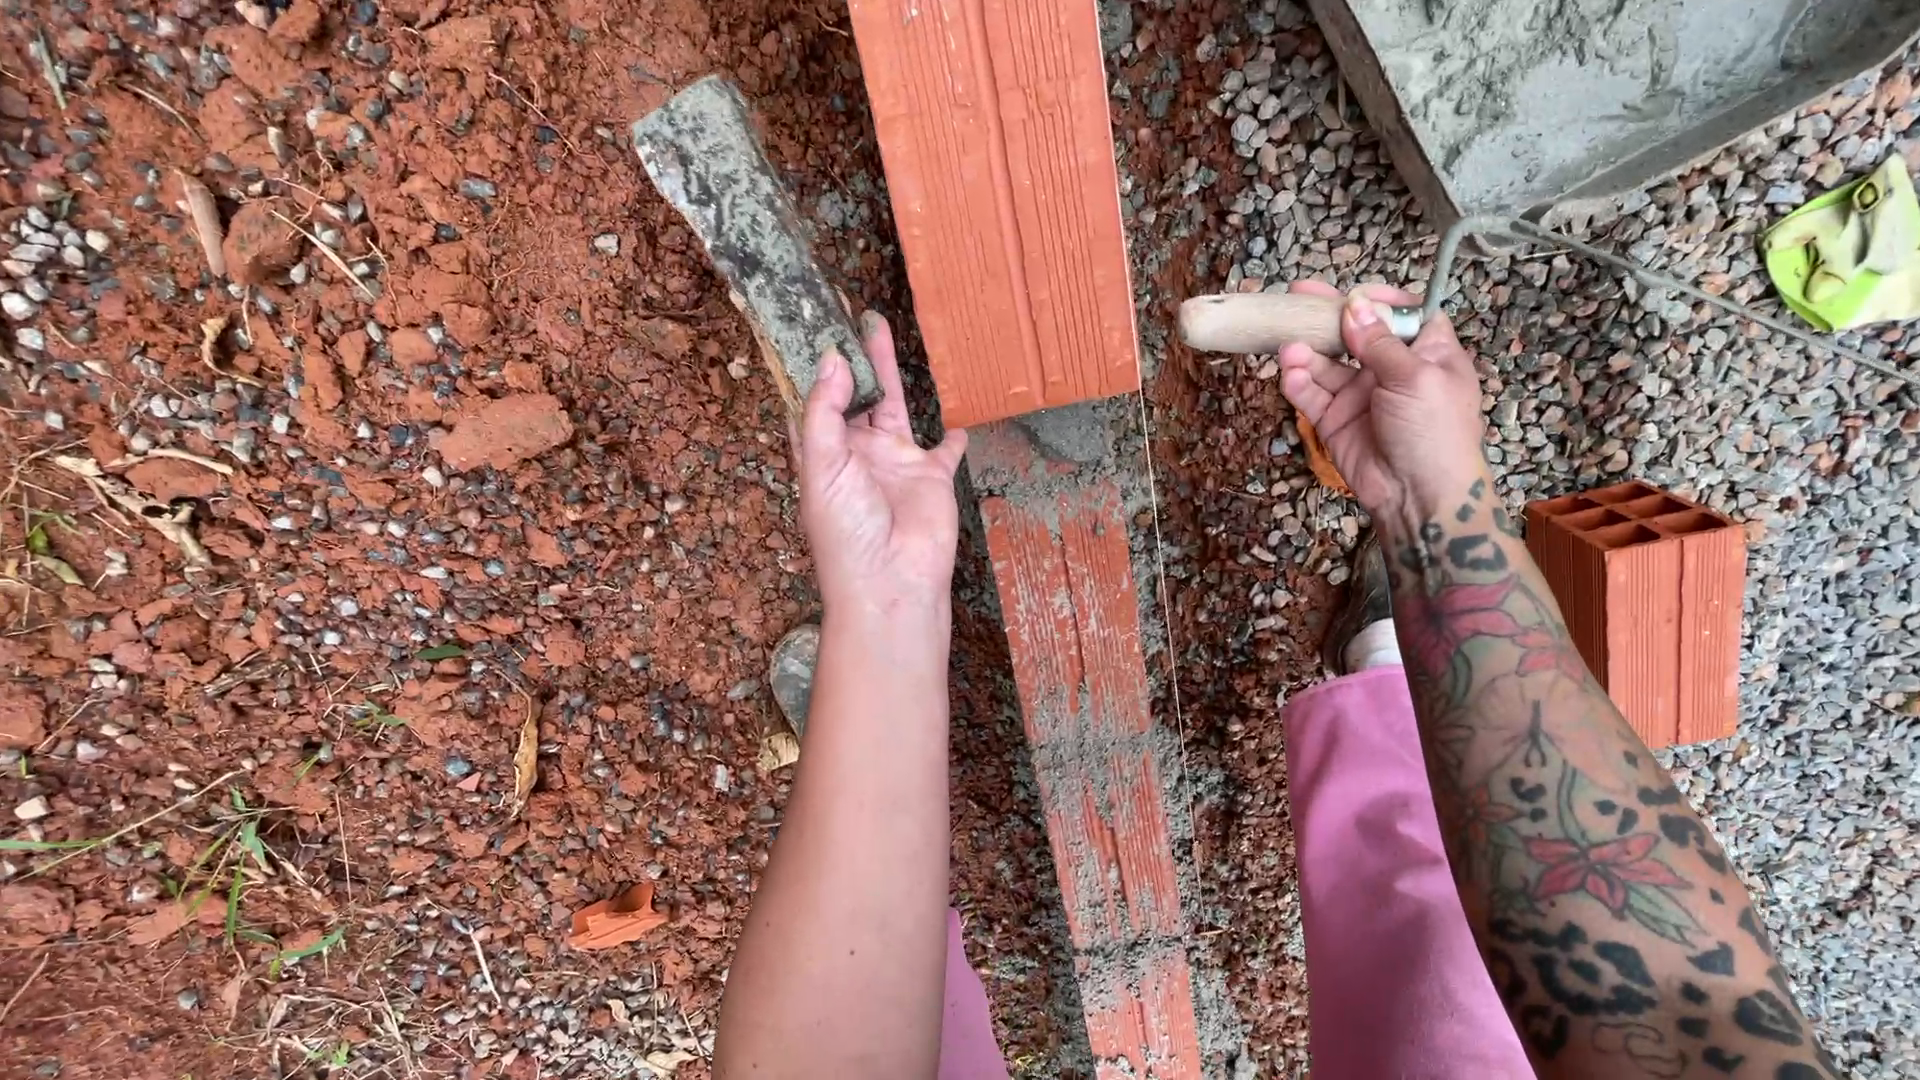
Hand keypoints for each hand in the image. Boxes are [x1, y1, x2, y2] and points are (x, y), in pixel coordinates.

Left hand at [795, 312, 967, 616]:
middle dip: (852, 357)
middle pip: (853, 394)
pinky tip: (957, 420)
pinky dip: (953, 436)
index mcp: (823, 454)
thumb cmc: (846, 534)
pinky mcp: (931, 476)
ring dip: (890, 372)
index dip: (811, 368)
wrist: (892, 581)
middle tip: (849, 313)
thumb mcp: (823, 468)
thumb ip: (826, 412)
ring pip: (893, 404)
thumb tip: (834, 360)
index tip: (810, 327)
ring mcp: (895, 464)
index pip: (812, 402)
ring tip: (884, 330)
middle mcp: (857, 454)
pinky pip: (945, 449)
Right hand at [1277, 281, 1488, 524]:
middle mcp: (1390, 369)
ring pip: (1326, 363)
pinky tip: (1290, 374)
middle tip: (1297, 296)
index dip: (1379, 301)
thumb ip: (1379, 342)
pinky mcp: (1334, 419)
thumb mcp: (1415, 377)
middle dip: (1327, 316)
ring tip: (1288, 349)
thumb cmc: (1435, 431)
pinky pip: (1311, 395)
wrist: (1418, 494)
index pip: (1403, 314)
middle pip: (1354, 333)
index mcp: (1426, 352)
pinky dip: (1298, 383)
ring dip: (1306, 353)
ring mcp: (1359, 394)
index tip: (1355, 294)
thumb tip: (1355, 305)